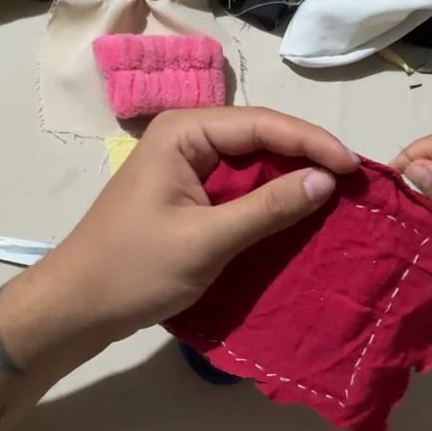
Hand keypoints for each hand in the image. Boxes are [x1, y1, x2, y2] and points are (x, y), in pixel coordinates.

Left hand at [31, 107, 358, 341]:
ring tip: (338, 192)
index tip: (354, 168)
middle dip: (307, 155)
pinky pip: (241, 184)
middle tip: (354, 180)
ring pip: (254, 160)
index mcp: (184, 132)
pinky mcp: (191, 191)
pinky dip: (272, 196)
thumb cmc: (133, 269)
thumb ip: (267, 208)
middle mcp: (187, 136)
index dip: (311, 142)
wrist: (77, 307)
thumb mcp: (206, 240)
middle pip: (261, 135)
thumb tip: (326, 181)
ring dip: (293, 175)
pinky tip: (300, 209)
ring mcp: (188, 163)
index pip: (261, 124)